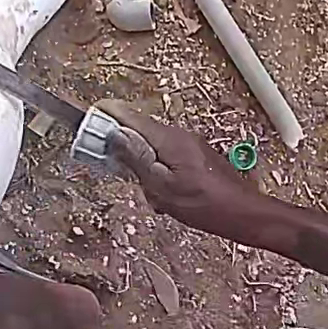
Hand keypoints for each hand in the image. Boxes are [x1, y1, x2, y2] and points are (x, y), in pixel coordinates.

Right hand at [99, 100, 288, 245]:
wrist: (243, 213)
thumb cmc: (205, 205)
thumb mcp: (163, 188)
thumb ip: (137, 160)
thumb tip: (114, 134)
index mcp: (167, 138)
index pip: (127, 114)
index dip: (103, 117)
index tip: (84, 126)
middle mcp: (177, 135)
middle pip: (136, 132)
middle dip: (124, 153)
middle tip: (122, 177)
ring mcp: (187, 144)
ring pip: (150, 149)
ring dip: (143, 170)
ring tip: (154, 197)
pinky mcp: (194, 156)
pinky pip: (165, 159)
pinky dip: (158, 176)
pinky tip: (166, 199)